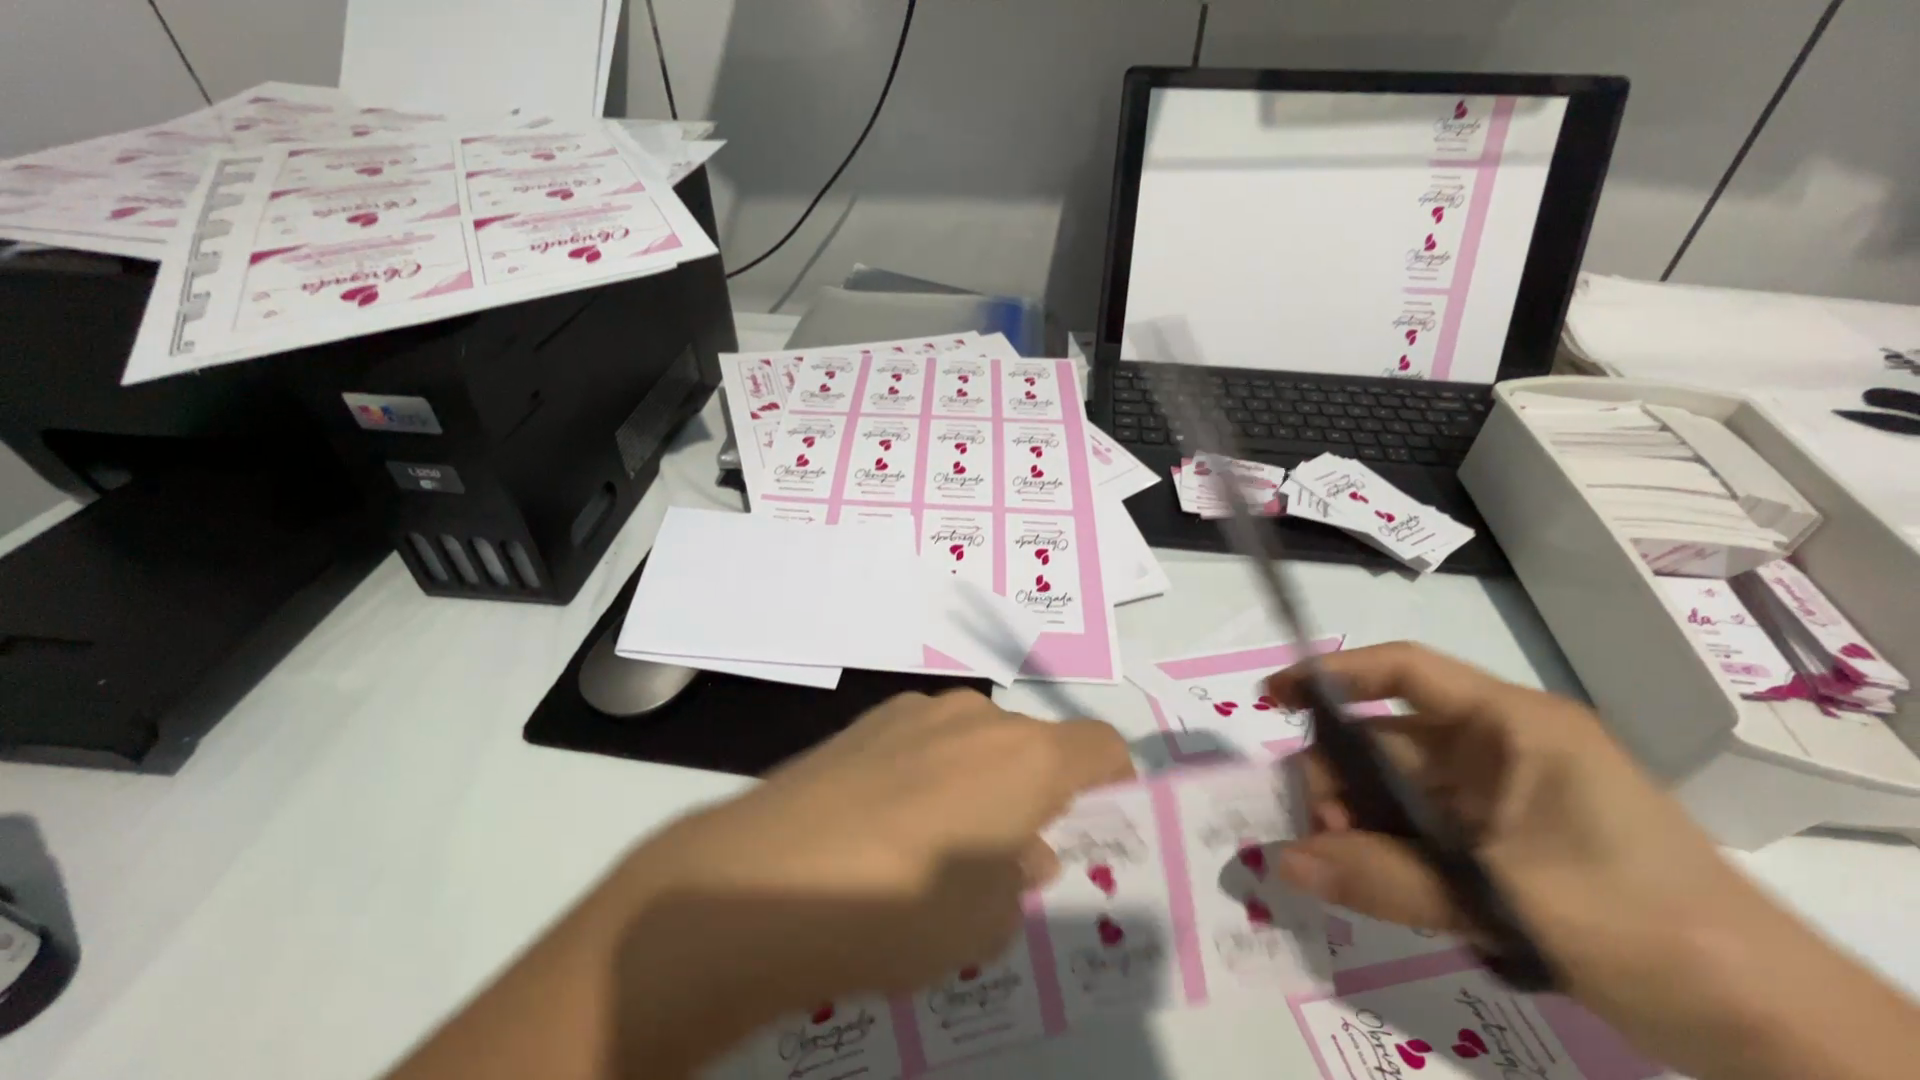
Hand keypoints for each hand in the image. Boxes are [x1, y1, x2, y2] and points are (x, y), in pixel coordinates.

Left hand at [631, 689, 1134, 1017]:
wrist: (759, 882)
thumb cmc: (900, 907)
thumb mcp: (985, 920)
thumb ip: (1018, 878)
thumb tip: (1020, 853)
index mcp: (1025, 756)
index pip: (1101, 746)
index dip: (1112, 782)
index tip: (1101, 821)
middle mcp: (974, 717)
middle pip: (1032, 745)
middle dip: (1035, 792)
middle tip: (1011, 855)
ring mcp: (909, 713)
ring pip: (971, 743)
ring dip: (975, 784)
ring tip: (935, 848)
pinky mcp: (856, 725)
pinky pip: (917, 745)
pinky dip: (924, 777)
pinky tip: (881, 831)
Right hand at [1264, 643, 1827, 1075]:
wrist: (1764, 1017)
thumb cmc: (1641, 925)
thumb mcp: (1502, 898)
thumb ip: (1385, 877)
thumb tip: (1282, 861)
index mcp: (1516, 728)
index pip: (1407, 673)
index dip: (1333, 675)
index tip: (1270, 701)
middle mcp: (1509, 752)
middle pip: (1393, 742)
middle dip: (1341, 780)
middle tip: (1316, 840)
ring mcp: (1512, 800)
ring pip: (1407, 794)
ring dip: (1364, 824)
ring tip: (1339, 872)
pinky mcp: (1515, 847)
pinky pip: (1432, 835)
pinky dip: (1395, 854)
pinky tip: (1372, 885)